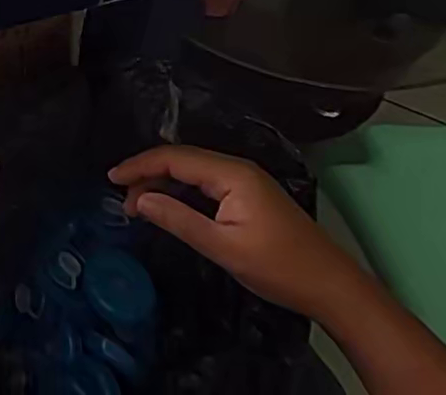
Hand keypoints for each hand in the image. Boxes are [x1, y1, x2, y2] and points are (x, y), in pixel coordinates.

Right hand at [109, 145, 365, 321]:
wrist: (333, 287)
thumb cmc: (279, 267)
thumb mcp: (224, 248)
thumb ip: (179, 220)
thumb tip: (140, 199)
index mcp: (231, 173)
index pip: (175, 158)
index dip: (140, 165)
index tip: (112, 177)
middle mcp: (236, 167)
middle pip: (181, 160)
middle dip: (148, 174)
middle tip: (122, 199)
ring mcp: (243, 179)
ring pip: (192, 171)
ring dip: (163, 184)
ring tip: (137, 204)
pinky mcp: (247, 194)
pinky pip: (205, 183)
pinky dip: (181, 192)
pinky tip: (168, 206)